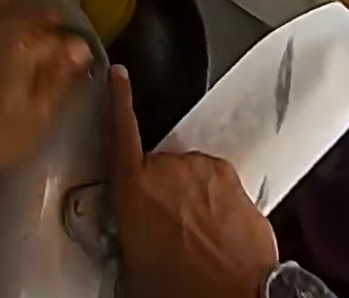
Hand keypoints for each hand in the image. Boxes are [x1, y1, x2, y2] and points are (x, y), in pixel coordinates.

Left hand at [0, 4, 93, 187]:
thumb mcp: (36, 115)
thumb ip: (58, 76)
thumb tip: (79, 47)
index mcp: (22, 39)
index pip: (57, 36)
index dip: (73, 45)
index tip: (82, 54)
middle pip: (30, 13)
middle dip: (49, 22)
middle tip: (61, 36)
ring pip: (4, 8)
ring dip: (21, 13)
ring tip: (31, 29)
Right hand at [110, 66, 278, 296]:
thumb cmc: (183, 285)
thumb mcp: (135, 263)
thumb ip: (126, 231)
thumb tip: (126, 236)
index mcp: (134, 186)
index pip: (120, 130)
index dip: (118, 98)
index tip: (118, 72)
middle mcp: (165, 168)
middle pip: (160, 169)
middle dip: (166, 191)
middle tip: (173, 228)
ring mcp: (200, 169)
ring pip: (191, 177)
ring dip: (194, 197)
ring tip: (202, 237)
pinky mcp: (229, 177)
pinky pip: (218, 186)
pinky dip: (220, 204)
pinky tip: (222, 233)